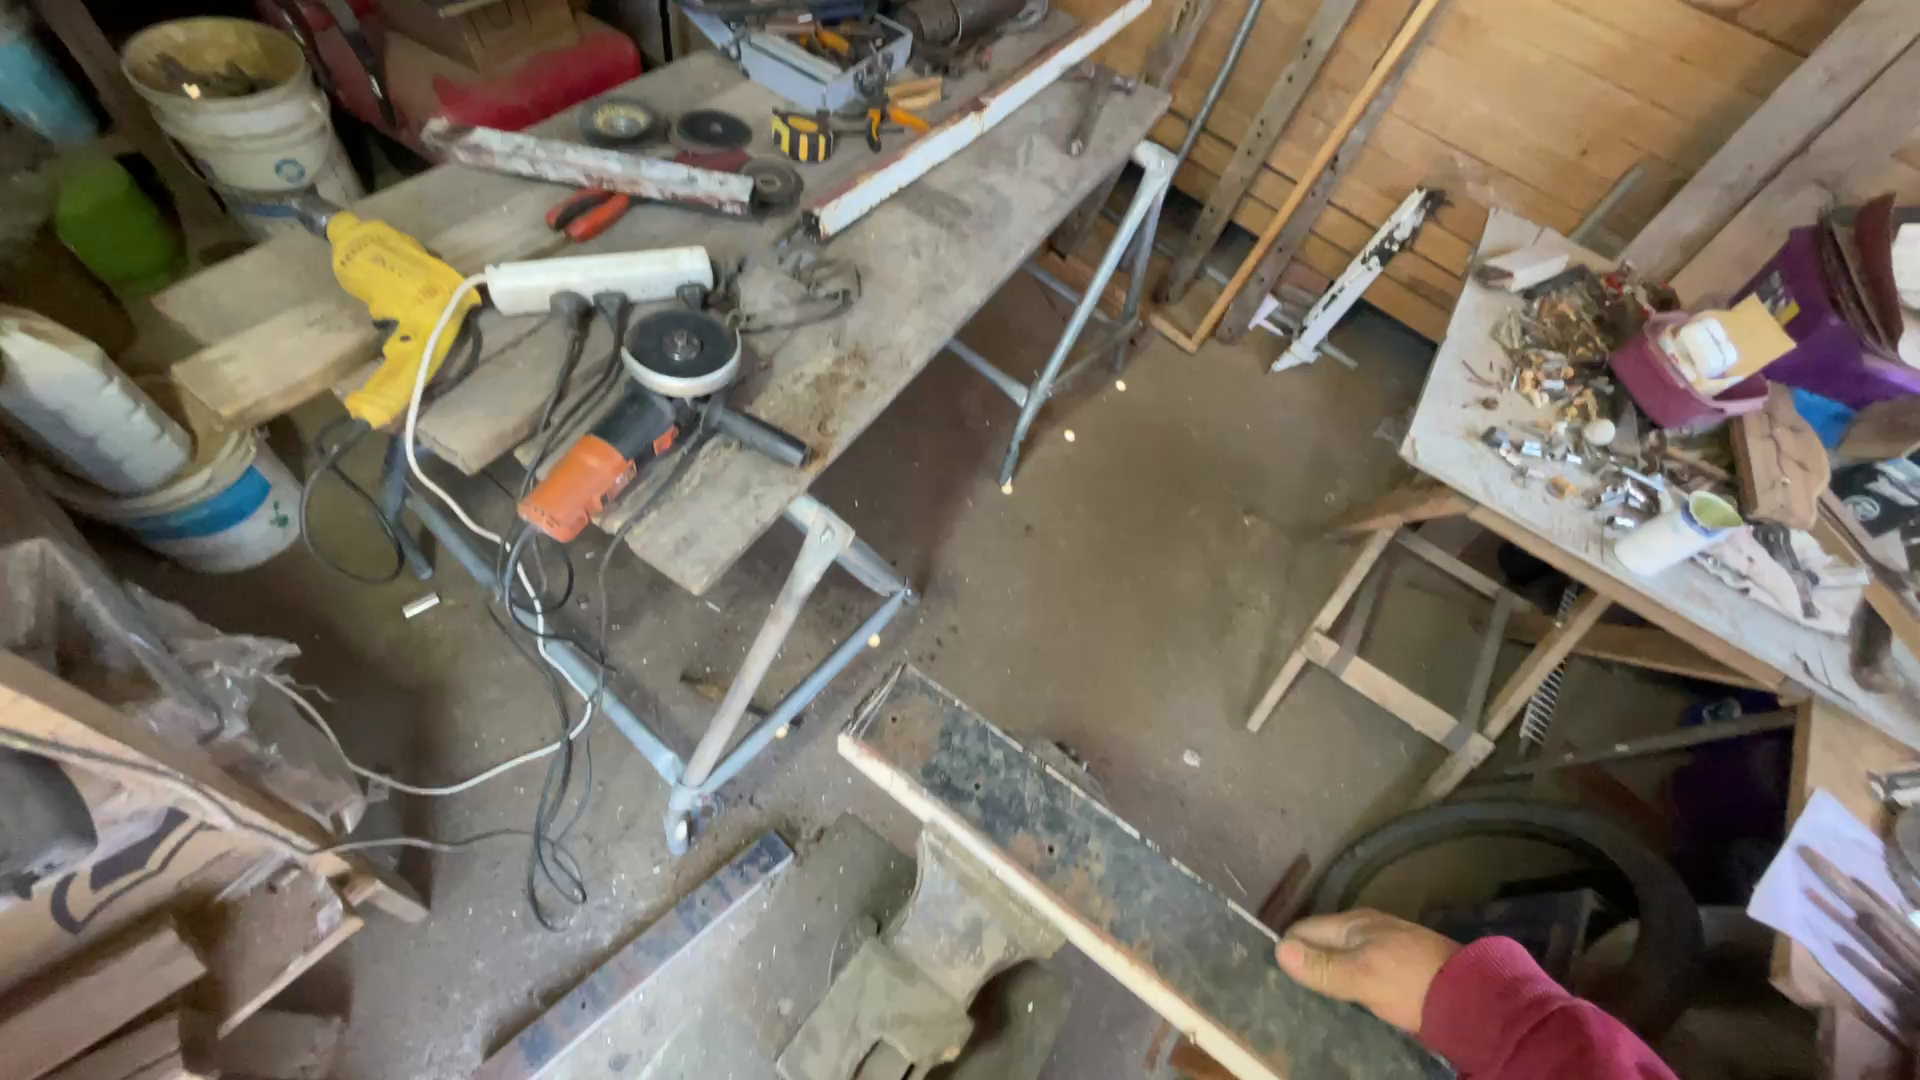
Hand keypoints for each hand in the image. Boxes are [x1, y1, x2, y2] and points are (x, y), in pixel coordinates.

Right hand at [1276, 908, 1460, 1032]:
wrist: (1477, 1002)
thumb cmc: (1413, 982)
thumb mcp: (1363, 975)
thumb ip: (1322, 966)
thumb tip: (1278, 950)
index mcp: (1352, 923)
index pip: (1303, 930)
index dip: (1289, 952)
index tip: (1277, 981)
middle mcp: (1365, 931)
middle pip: (1322, 946)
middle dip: (1307, 967)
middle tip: (1293, 999)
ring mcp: (1384, 952)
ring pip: (1341, 962)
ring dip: (1329, 981)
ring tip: (1315, 1008)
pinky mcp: (1400, 974)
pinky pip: (1361, 976)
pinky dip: (1351, 990)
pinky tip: (1349, 1009)